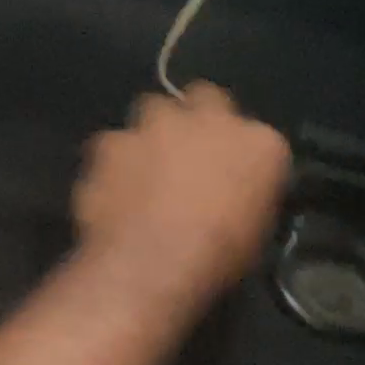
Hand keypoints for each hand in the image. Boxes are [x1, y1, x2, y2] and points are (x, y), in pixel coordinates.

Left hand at [73, 83, 290, 294]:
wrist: (151, 264)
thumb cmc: (214, 259)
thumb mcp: (254, 231)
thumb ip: (245, 194)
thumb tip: (234, 195)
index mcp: (258, 143)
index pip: (247, 128)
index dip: (228, 143)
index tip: (217, 164)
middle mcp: (208, 120)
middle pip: (198, 100)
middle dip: (188, 122)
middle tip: (176, 156)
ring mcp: (153, 127)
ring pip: (148, 110)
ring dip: (149, 134)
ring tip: (136, 170)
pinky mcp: (108, 145)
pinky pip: (107, 147)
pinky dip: (108, 164)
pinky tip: (105, 190)